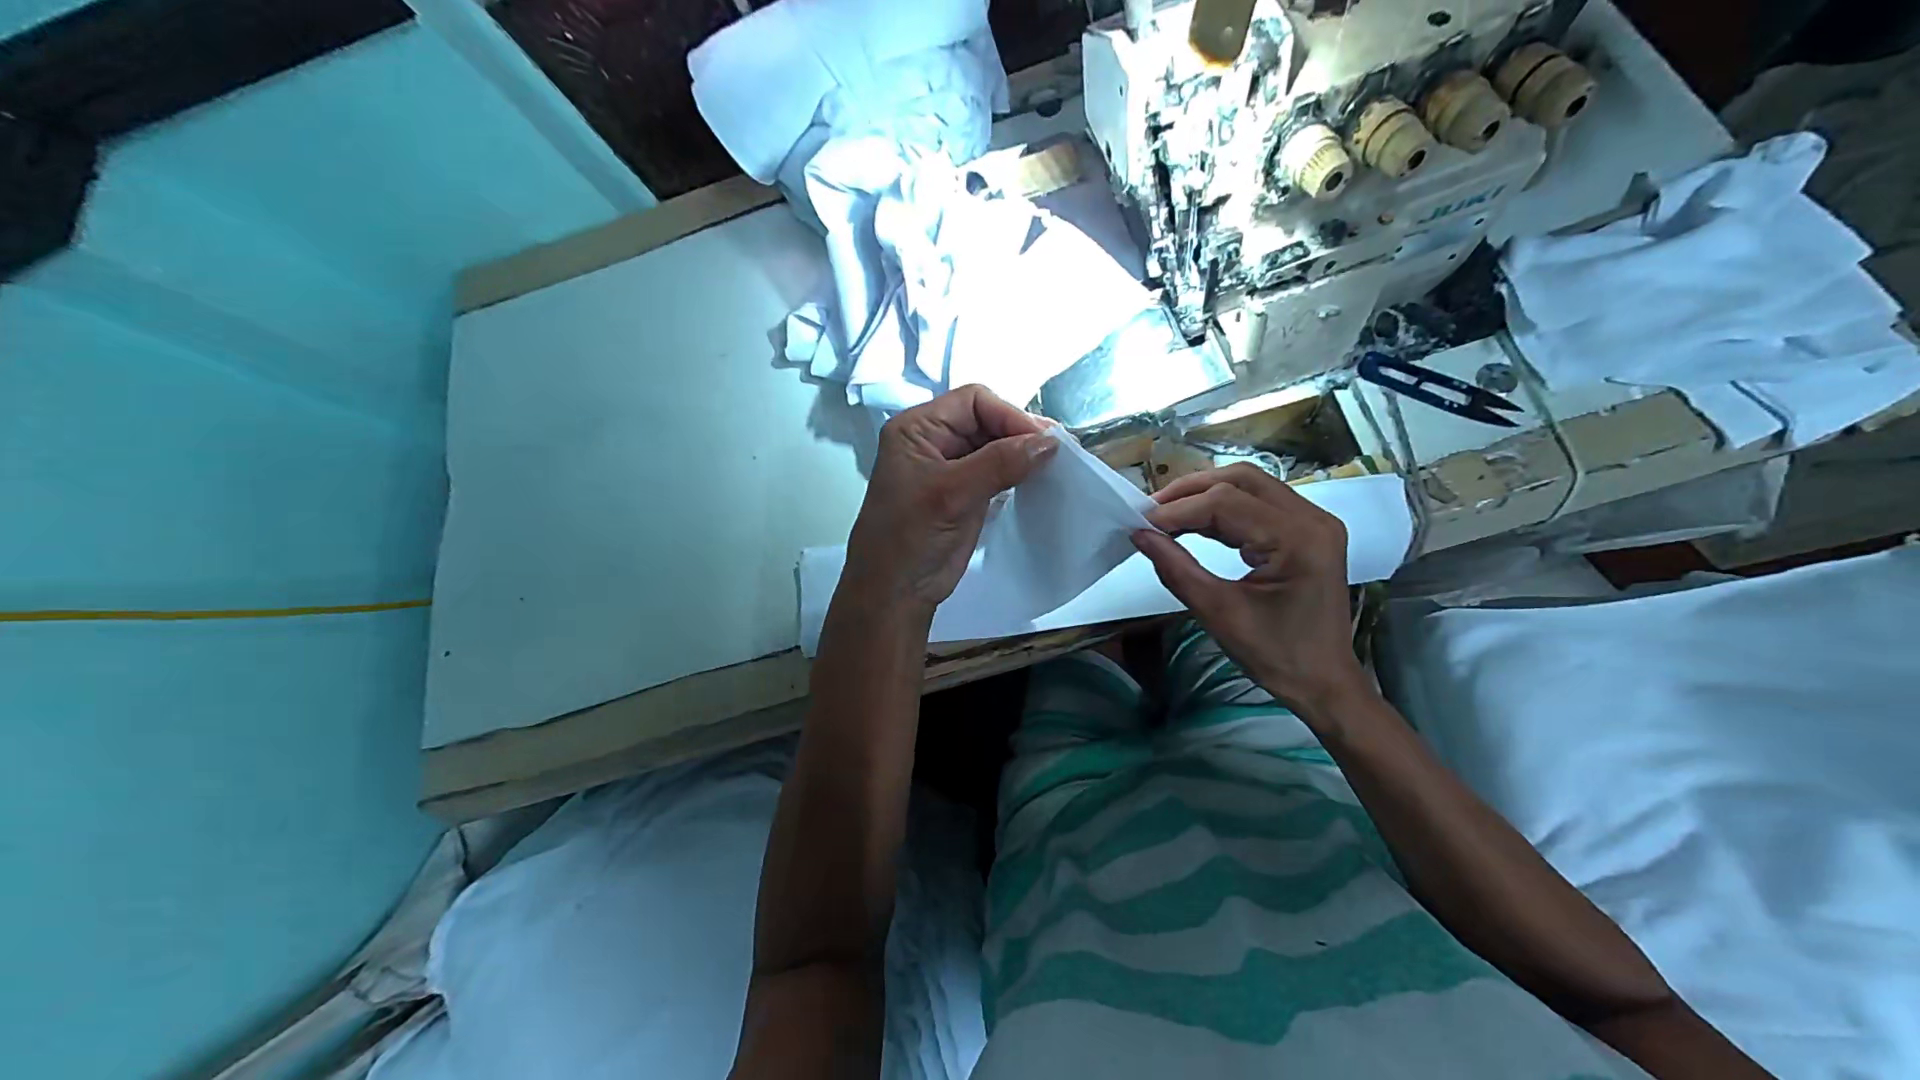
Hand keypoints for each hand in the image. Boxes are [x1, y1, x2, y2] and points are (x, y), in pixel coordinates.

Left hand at [844, 385, 1057, 614]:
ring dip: (1021, 454)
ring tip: (1052, 468)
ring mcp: (948, 468)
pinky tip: (1036, 482)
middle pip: (986, 420)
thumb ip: (1000, 463)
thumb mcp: (952, 494)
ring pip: (994, 446)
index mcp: (916, 429)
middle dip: (1018, 434)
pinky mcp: (963, 493)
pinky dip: (1016, 473)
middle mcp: (931, 441)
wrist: (894, 593)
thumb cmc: (910, 538)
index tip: (1042, 442)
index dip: (1009, 416)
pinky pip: (996, 471)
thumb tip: (1048, 442)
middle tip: (1055, 454)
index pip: (973, 402)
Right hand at [1130, 463, 1368, 715]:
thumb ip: (1176, 569)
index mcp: (1298, 540)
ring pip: (1250, 484)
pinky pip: (1260, 503)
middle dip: (1191, 490)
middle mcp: (1313, 519)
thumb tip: (1140, 535)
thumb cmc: (1276, 655)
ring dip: (1206, 494)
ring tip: (1168, 515)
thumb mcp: (1218, 613)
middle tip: (1152, 511)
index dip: (1178, 509)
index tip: (1141, 524)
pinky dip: (1224, 507)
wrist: (1323, 683)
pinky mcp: (1308, 531)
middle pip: (1241, 479)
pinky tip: (1196, 523)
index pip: (1225, 503)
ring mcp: (1315, 522)